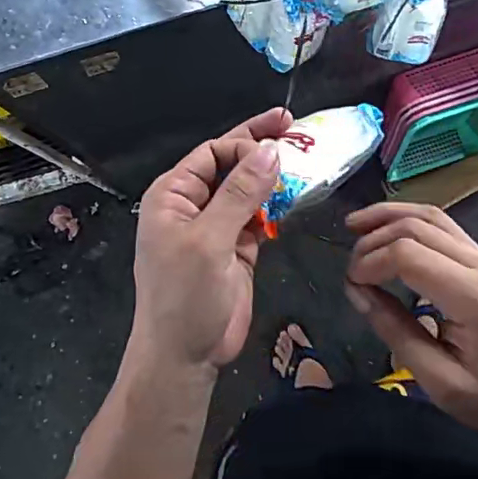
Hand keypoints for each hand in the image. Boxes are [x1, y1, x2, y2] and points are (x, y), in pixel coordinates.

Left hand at [130, 108, 292, 375]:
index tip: (278, 151)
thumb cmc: (185, 296)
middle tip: (293, 123)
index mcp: (174, 195)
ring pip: (248, 189)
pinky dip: (276, 206)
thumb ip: (240, 194)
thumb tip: (270, 150)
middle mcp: (194, 205)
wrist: (185, 355)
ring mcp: (217, 226)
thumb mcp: (210, 241)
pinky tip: (294, 196)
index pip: (212, 153)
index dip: (244, 145)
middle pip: (230, 164)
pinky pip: (258, 215)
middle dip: (259, 146)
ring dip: (272, 176)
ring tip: (304, 159)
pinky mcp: (237, 247)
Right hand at [343, 203, 477, 447]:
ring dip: (392, 217)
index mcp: (475, 296)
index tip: (351, 285)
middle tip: (349, 266)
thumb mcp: (442, 382)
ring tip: (356, 225)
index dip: (370, 262)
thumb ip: (397, 332)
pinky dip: (412, 224)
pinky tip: (390, 232)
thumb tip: (357, 292)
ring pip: (434, 217)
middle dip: (375, 238)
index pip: (409, 254)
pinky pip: (447, 229)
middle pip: (419, 227)